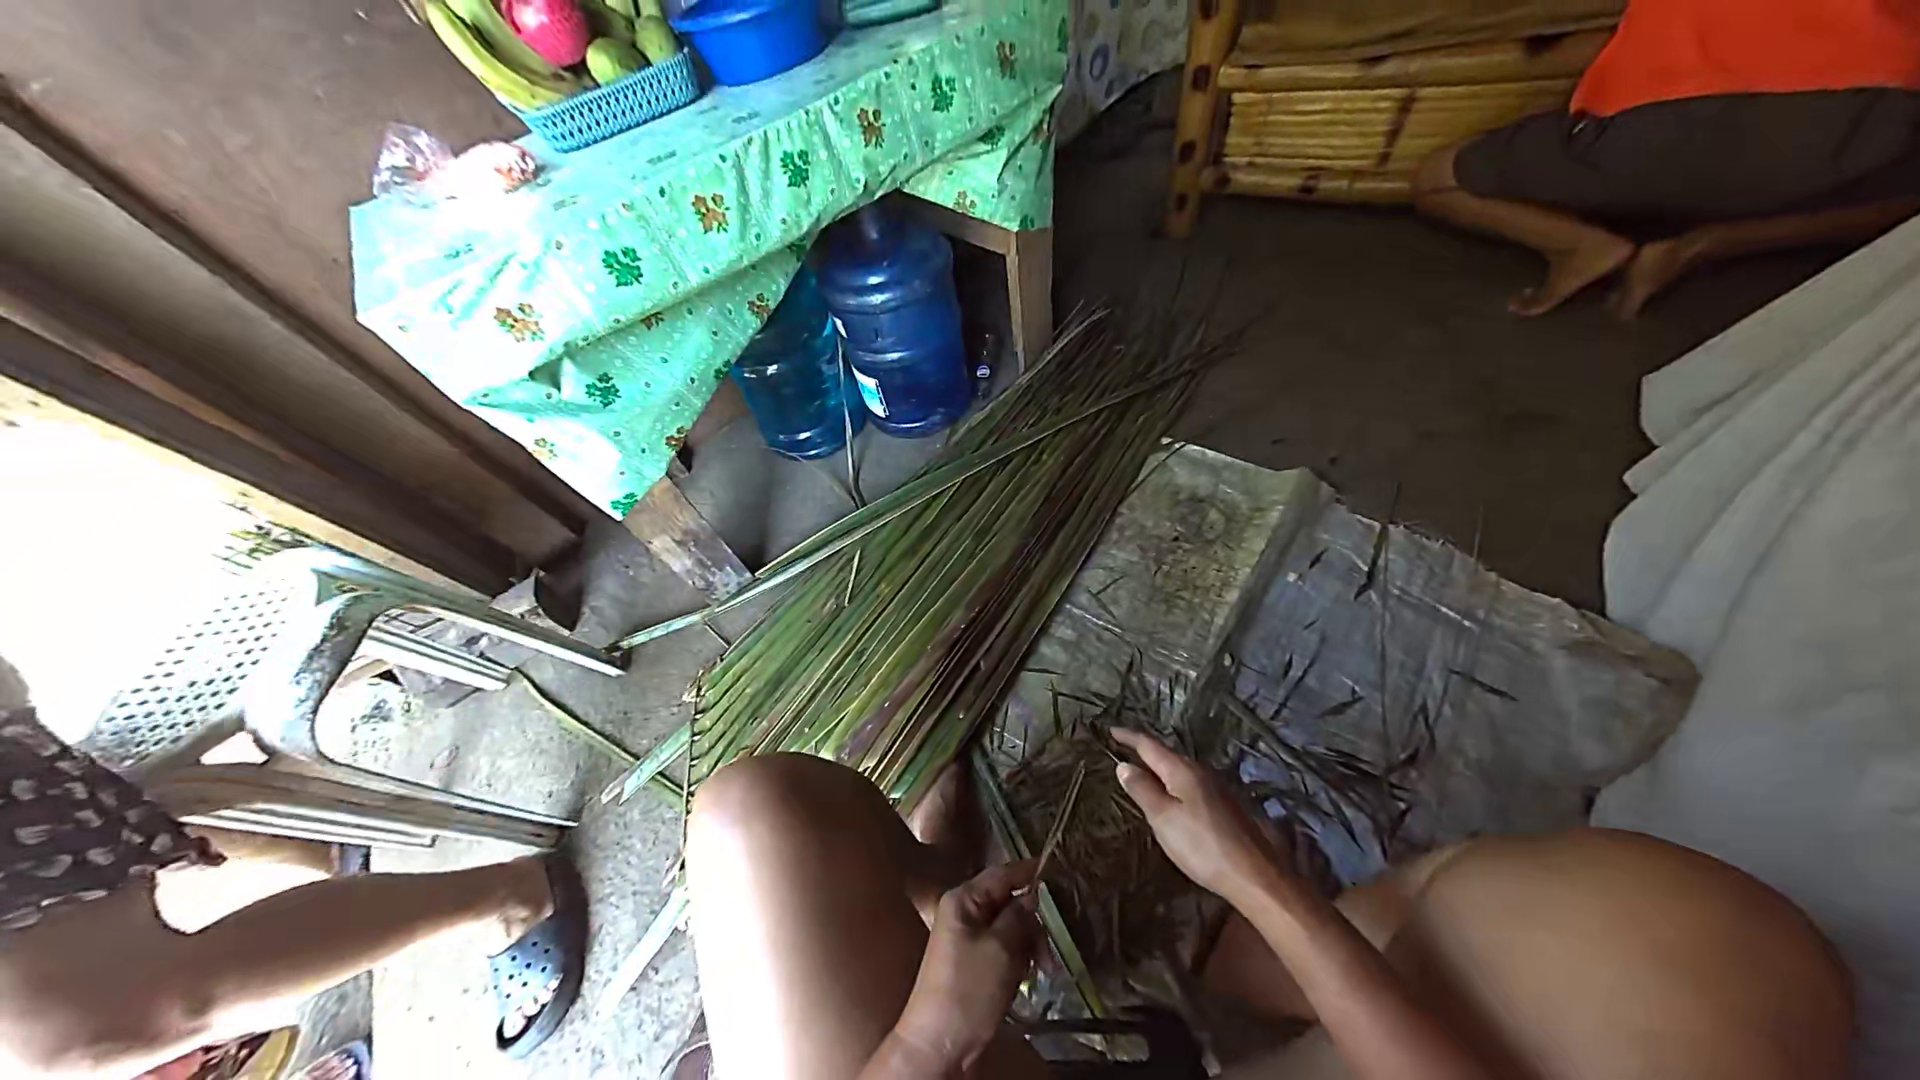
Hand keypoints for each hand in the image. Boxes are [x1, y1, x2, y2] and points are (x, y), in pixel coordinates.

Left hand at [893, 859, 1040, 1071]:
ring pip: (1010, 929)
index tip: (1057, 870)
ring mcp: (969, 939)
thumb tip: (1032, 894)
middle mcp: (965, 913)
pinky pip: (1004, 949)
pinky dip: (1018, 961)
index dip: (1029, 872)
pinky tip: (1024, 980)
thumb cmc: (968, 990)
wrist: (940, 1045)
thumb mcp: (1000, 949)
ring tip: (1041, 973)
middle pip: (1009, 903)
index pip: (1002, 874)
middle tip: (1048, 955)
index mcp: (963, 900)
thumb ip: (1018, 917)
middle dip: (1032, 925)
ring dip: (1029, 947)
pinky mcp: (975, 963)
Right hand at [1111, 729, 1287, 904]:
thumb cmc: (1202, 846)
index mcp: (1182, 771)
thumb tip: (1124, 765)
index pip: (1149, 745)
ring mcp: (1217, 788)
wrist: (1255, 876)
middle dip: (1144, 751)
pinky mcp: (1226, 806)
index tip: (1110, 730)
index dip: (1128, 737)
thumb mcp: (1163, 818)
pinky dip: (1174, 783)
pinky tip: (1172, 796)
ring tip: (1142, 771)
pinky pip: (1191, 784)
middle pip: (1167, 755)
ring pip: (1181, 770)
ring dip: (1160, 768)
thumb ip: (1142, 790)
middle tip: (1123, 750)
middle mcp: (1201, 772)